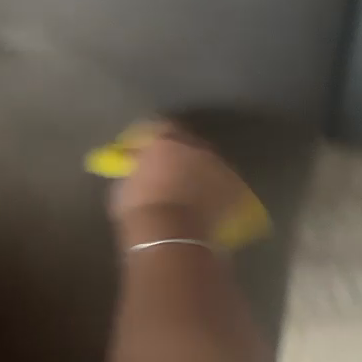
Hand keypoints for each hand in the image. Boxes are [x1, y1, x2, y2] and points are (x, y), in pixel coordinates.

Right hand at [107, 122, 254, 247]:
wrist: (170, 235)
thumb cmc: (138, 207)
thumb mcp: (125, 180)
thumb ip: (135, 164)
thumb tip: (136, 161)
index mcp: (167, 141)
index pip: (159, 126)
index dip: (149, 136)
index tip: (139, 146)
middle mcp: (198, 148)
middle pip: (189, 142)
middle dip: (177, 151)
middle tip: (163, 165)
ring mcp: (221, 168)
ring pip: (207, 162)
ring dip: (196, 169)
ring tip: (183, 185)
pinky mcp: (236, 190)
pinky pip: (221, 182)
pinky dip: (211, 187)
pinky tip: (200, 199)